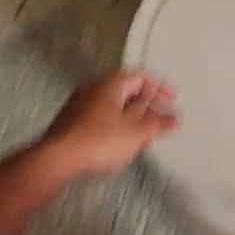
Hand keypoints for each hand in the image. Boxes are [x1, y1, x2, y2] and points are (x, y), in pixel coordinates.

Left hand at [35, 70, 179, 180]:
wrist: (58, 158)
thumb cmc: (99, 141)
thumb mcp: (136, 133)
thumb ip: (158, 124)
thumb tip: (176, 117)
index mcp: (112, 82)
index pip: (141, 77)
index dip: (160, 88)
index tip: (173, 99)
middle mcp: (95, 86)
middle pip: (127, 89)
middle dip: (147, 103)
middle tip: (161, 118)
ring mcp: (81, 102)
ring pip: (113, 104)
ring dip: (132, 115)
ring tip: (143, 133)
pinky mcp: (72, 120)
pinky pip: (101, 116)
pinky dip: (116, 124)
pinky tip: (119, 142)